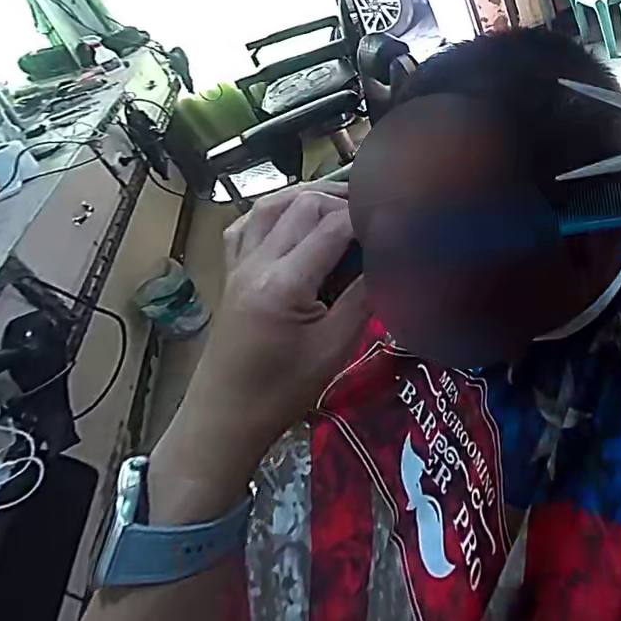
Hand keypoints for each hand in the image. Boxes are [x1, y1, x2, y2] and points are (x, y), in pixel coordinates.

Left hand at [148, 185, 367, 522]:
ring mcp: (238, 266)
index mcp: (284, 284)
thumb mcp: (336, 346)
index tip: (397, 221)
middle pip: (304, 205)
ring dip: (309, 196)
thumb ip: (365, 293)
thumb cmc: (283, 390)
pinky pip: (246, 225)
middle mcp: (257, 264)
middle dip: (343, 201)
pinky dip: (274, 210)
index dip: (369, 217)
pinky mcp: (230, 273)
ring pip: (271, 205)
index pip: (334, 226)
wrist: (223, 423)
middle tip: (375, 217)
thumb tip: (393, 254)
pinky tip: (294, 217)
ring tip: (342, 204)